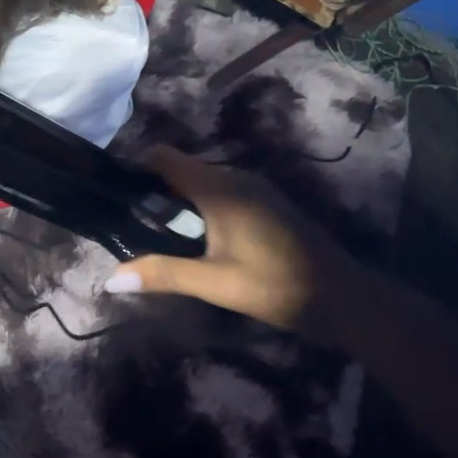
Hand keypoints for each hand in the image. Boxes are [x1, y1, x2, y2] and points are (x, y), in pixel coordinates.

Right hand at [103, 148, 362, 341]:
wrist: (347, 300)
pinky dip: (201, 205)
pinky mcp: (266, 201)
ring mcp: (254, 187)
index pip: (164, 157)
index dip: (136, 168)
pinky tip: (198, 237)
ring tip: (159, 231)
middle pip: (180, 168)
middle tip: (133, 221)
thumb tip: (110, 279)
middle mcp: (235, 177)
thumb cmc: (277, 286)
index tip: (117, 193)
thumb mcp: (215, 283)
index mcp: (219, 188)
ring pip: (201, 180)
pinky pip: (220, 190)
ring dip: (179, 199)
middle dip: (155, 189)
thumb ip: (163, 273)